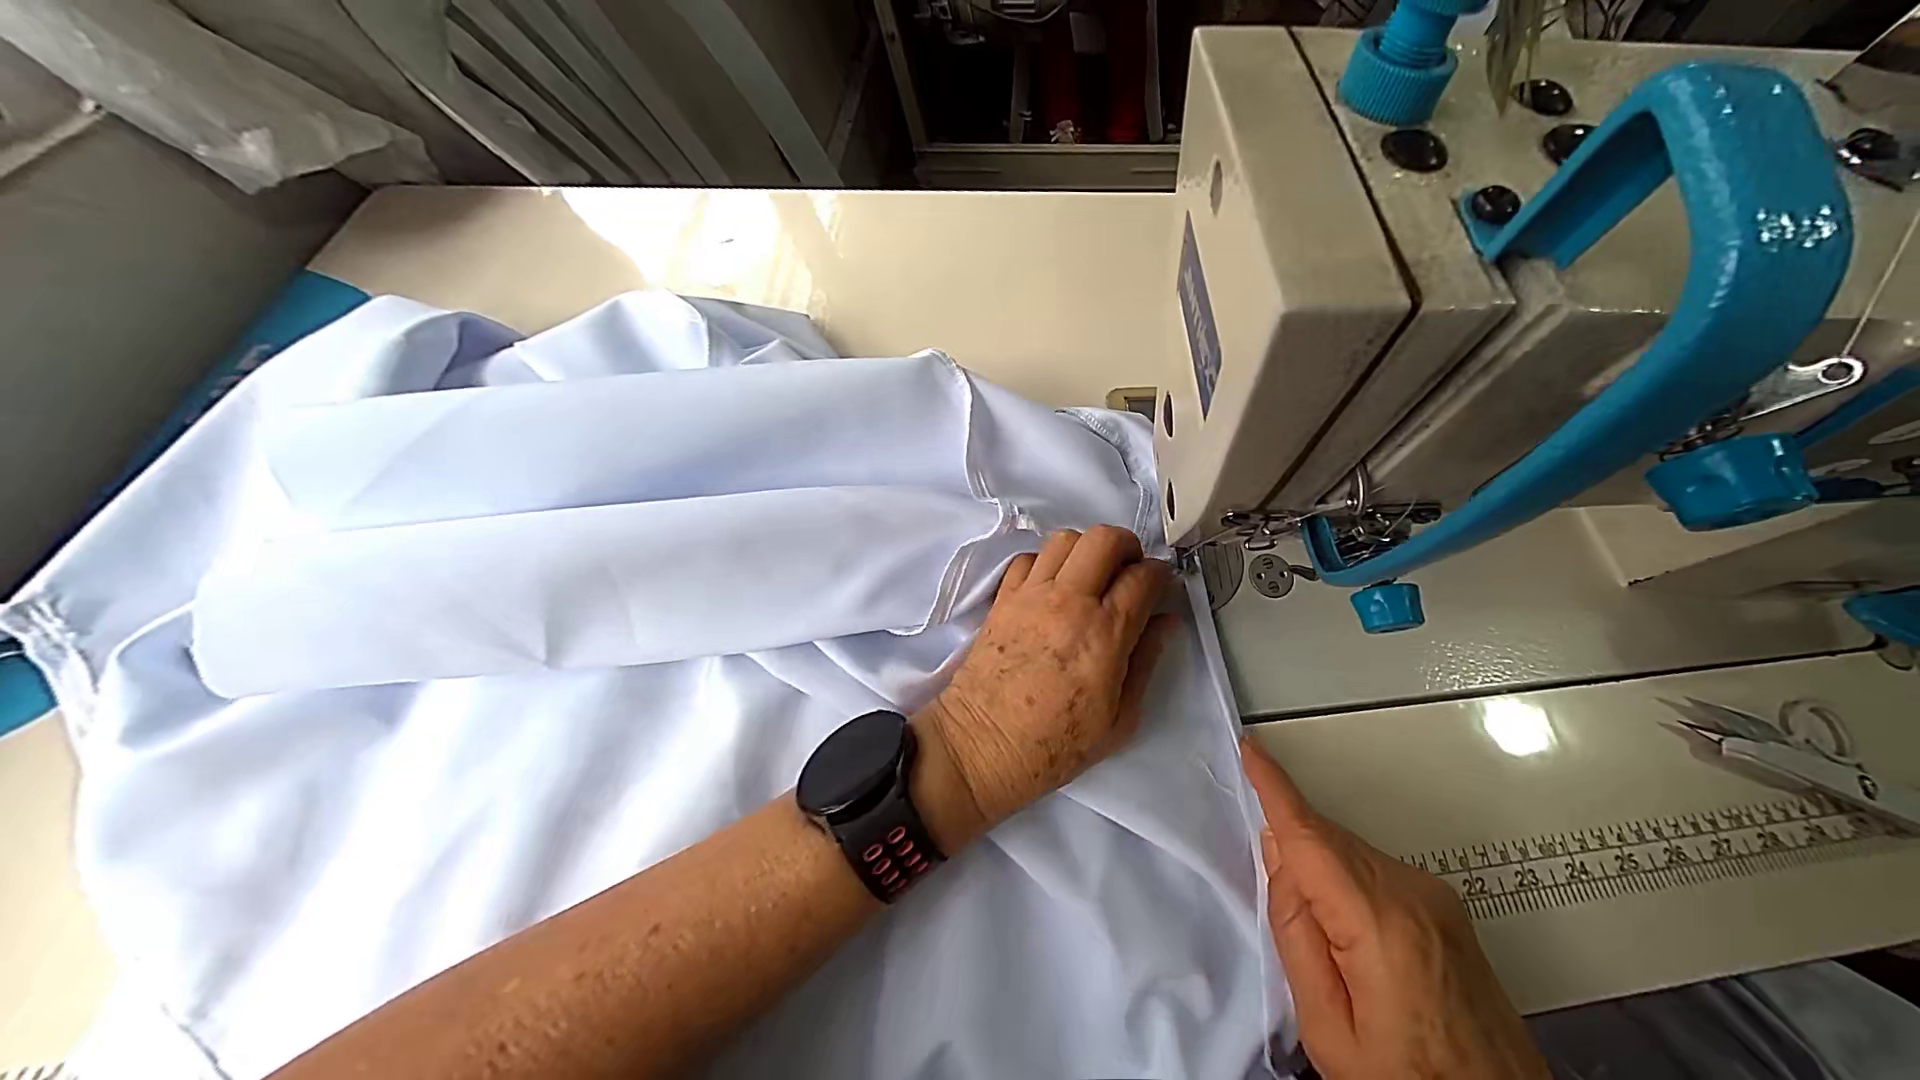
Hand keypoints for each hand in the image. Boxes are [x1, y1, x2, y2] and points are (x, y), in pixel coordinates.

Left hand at [914, 527, 1175, 847]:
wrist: (981, 746)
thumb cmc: (1053, 745)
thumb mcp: (1120, 719)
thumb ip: (1146, 662)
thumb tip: (1165, 623)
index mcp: (1105, 633)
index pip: (1142, 577)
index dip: (1160, 575)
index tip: (1160, 585)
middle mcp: (1068, 603)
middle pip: (1103, 539)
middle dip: (1126, 546)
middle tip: (1129, 571)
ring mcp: (1030, 597)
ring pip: (1064, 540)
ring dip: (1085, 550)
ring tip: (1091, 577)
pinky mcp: (1002, 600)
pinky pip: (1026, 559)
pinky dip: (1045, 563)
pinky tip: (1052, 588)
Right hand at [1241, 738, 1550, 1079]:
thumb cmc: (1412, 1079)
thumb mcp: (1327, 1025)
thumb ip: (1295, 932)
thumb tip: (1280, 857)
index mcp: (1379, 922)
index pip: (1311, 836)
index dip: (1275, 788)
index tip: (1251, 749)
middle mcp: (1413, 895)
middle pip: (1327, 840)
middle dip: (1291, 848)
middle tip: (1289, 919)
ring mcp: (1434, 896)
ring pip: (1348, 851)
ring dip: (1318, 869)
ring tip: (1329, 949)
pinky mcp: (1444, 905)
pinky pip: (1372, 866)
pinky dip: (1344, 878)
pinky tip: (1351, 937)